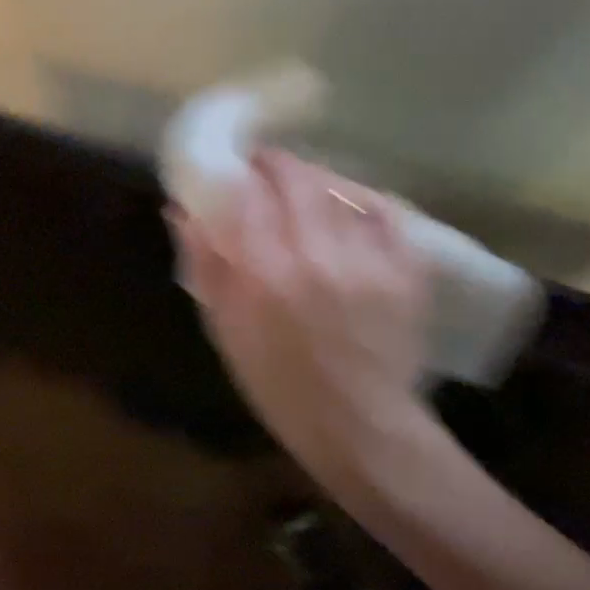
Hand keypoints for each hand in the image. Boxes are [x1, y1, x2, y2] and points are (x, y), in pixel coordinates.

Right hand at [167, 151, 434, 483]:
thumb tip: (183, 211)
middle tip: (269, 169)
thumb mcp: (226, 328)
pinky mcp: (406, 269)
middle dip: (279, 165)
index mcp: (263, 273)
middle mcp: (315, 256)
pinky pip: (386, 213)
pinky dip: (366, 201)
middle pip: (297, 180)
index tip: (237, 168)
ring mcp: (366, 260)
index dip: (242, 170)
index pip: (249, 193)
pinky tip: (352, 207)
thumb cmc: (280, 383)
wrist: (360, 424)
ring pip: (339, 190)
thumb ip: (206, 264)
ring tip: (307, 189)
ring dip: (318, 181)